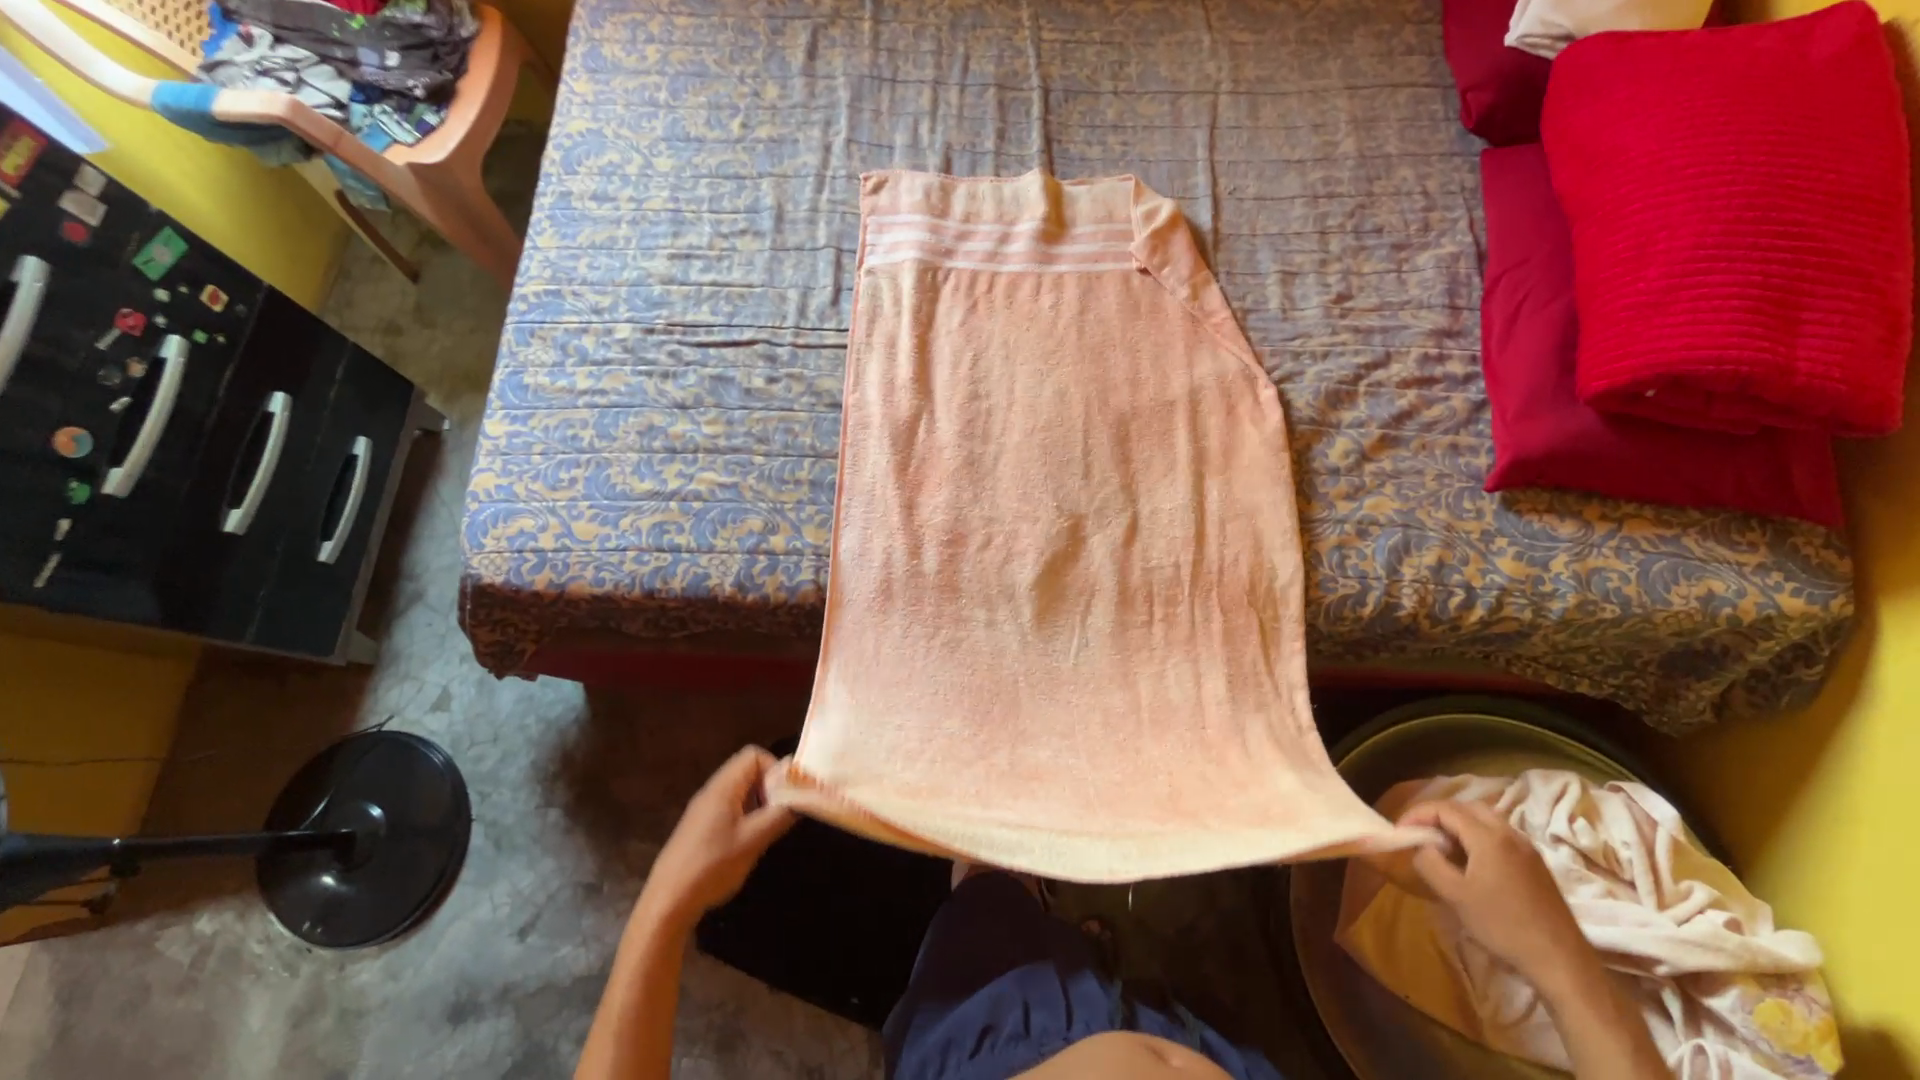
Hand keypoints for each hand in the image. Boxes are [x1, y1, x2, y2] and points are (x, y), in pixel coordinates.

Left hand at [637, 746, 796, 931]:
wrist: (668, 901)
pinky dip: (745, 817)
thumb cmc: (712, 866)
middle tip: (780, 813)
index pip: (753, 755)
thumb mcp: (753, 840)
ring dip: (759, 804)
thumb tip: (801, 798)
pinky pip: (729, 808)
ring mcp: (703, 810)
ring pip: (739, 791)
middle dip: (770, 787)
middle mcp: (711, 792)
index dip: (774, 769)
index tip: (786, 796)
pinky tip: (747, 844)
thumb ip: (779, 816)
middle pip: (747, 771)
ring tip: (767, 830)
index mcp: (722, 788)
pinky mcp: (700, 828)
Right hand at [1397, 799, 1598, 995]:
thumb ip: (1429, 863)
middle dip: (1439, 814)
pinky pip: (1501, 836)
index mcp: (1488, 837)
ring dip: (1459, 824)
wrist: (1559, 959)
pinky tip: (1472, 862)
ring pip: (1487, 820)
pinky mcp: (1536, 865)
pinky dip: (1478, 837)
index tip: (1400, 830)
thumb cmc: (1502, 925)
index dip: (1417, 814)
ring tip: (1442, 846)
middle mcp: (1510, 834)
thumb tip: (1421, 847)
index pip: (1445, 809)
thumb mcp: (1454, 896)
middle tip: (1420, 833)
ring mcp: (1527, 849)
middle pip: (1468, 807)